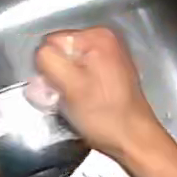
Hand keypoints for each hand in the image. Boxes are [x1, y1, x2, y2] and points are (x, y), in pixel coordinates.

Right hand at [32, 27, 169, 163]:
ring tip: (77, 101)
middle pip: (60, 51)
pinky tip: (86, 101)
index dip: (48, 67)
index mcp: (96, 35)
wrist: (135, 140)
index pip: (51, 43)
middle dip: (57, 74)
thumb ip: (49, 60)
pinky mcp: (111, 70)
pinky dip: (78, 85)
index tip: (58, 89)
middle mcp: (105, 38)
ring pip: (69, 63)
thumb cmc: (104, 115)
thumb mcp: (70, 85)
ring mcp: (110, 54)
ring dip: (66, 82)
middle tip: (66, 98)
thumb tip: (40, 55)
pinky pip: (81, 71)